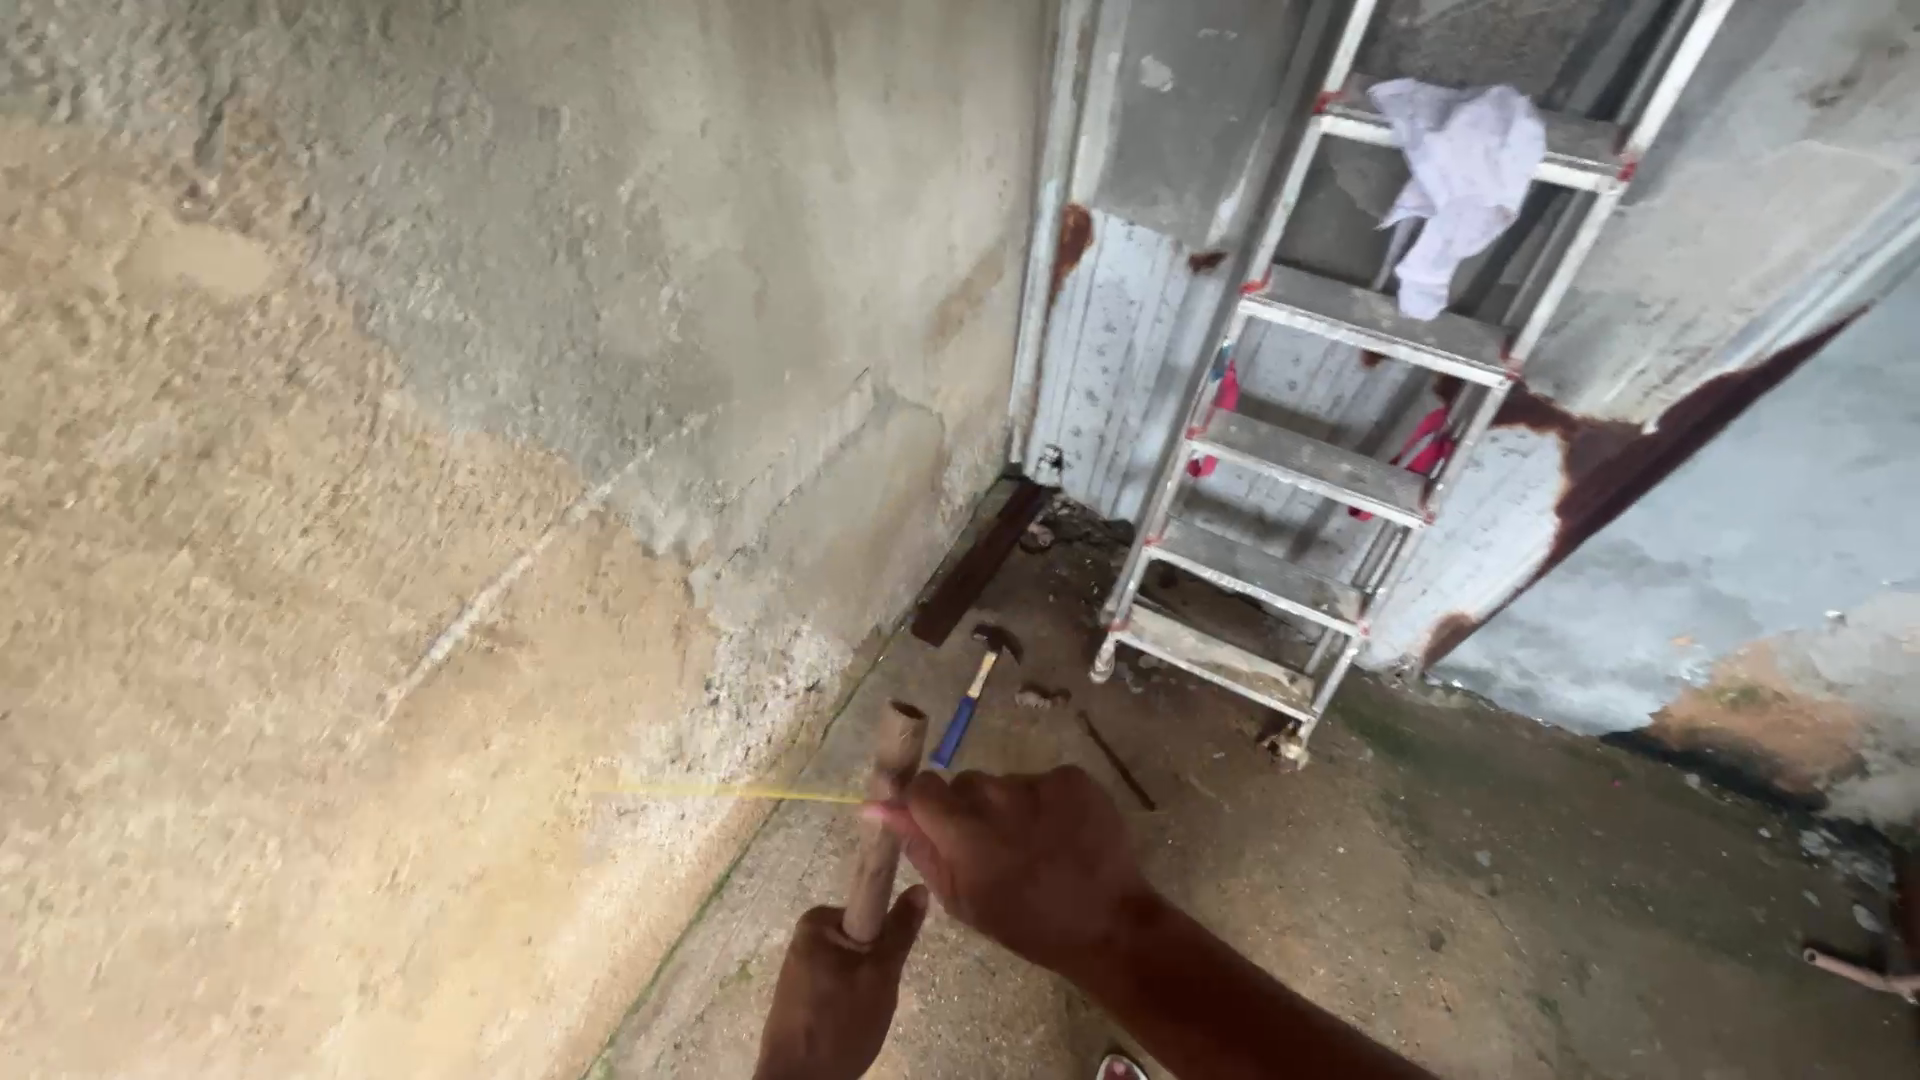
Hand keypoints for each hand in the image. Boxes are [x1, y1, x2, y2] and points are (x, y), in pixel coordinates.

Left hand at [752, 886, 927, 1079]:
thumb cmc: (839, 1023)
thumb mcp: (881, 974)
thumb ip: (900, 931)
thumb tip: (918, 888)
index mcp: (815, 923)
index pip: (868, 910)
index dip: (886, 934)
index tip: (889, 962)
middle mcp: (801, 939)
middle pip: (859, 940)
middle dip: (874, 965)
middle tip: (878, 993)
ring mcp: (796, 971)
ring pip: (849, 967)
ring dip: (863, 986)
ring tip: (863, 1014)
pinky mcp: (796, 999)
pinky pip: (834, 987)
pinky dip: (847, 1002)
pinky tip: (848, 1025)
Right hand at [867, 766, 1156, 978]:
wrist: (1107, 923)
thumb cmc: (1026, 922)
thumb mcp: (961, 899)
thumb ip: (919, 847)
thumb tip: (875, 806)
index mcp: (964, 832)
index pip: (923, 786)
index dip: (926, 803)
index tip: (938, 822)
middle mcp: (997, 796)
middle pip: (965, 783)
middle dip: (969, 808)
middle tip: (993, 844)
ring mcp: (1038, 782)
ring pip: (1004, 783)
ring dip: (1008, 805)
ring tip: (1034, 842)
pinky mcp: (1072, 777)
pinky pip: (1041, 780)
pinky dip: (1045, 801)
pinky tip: (1060, 831)